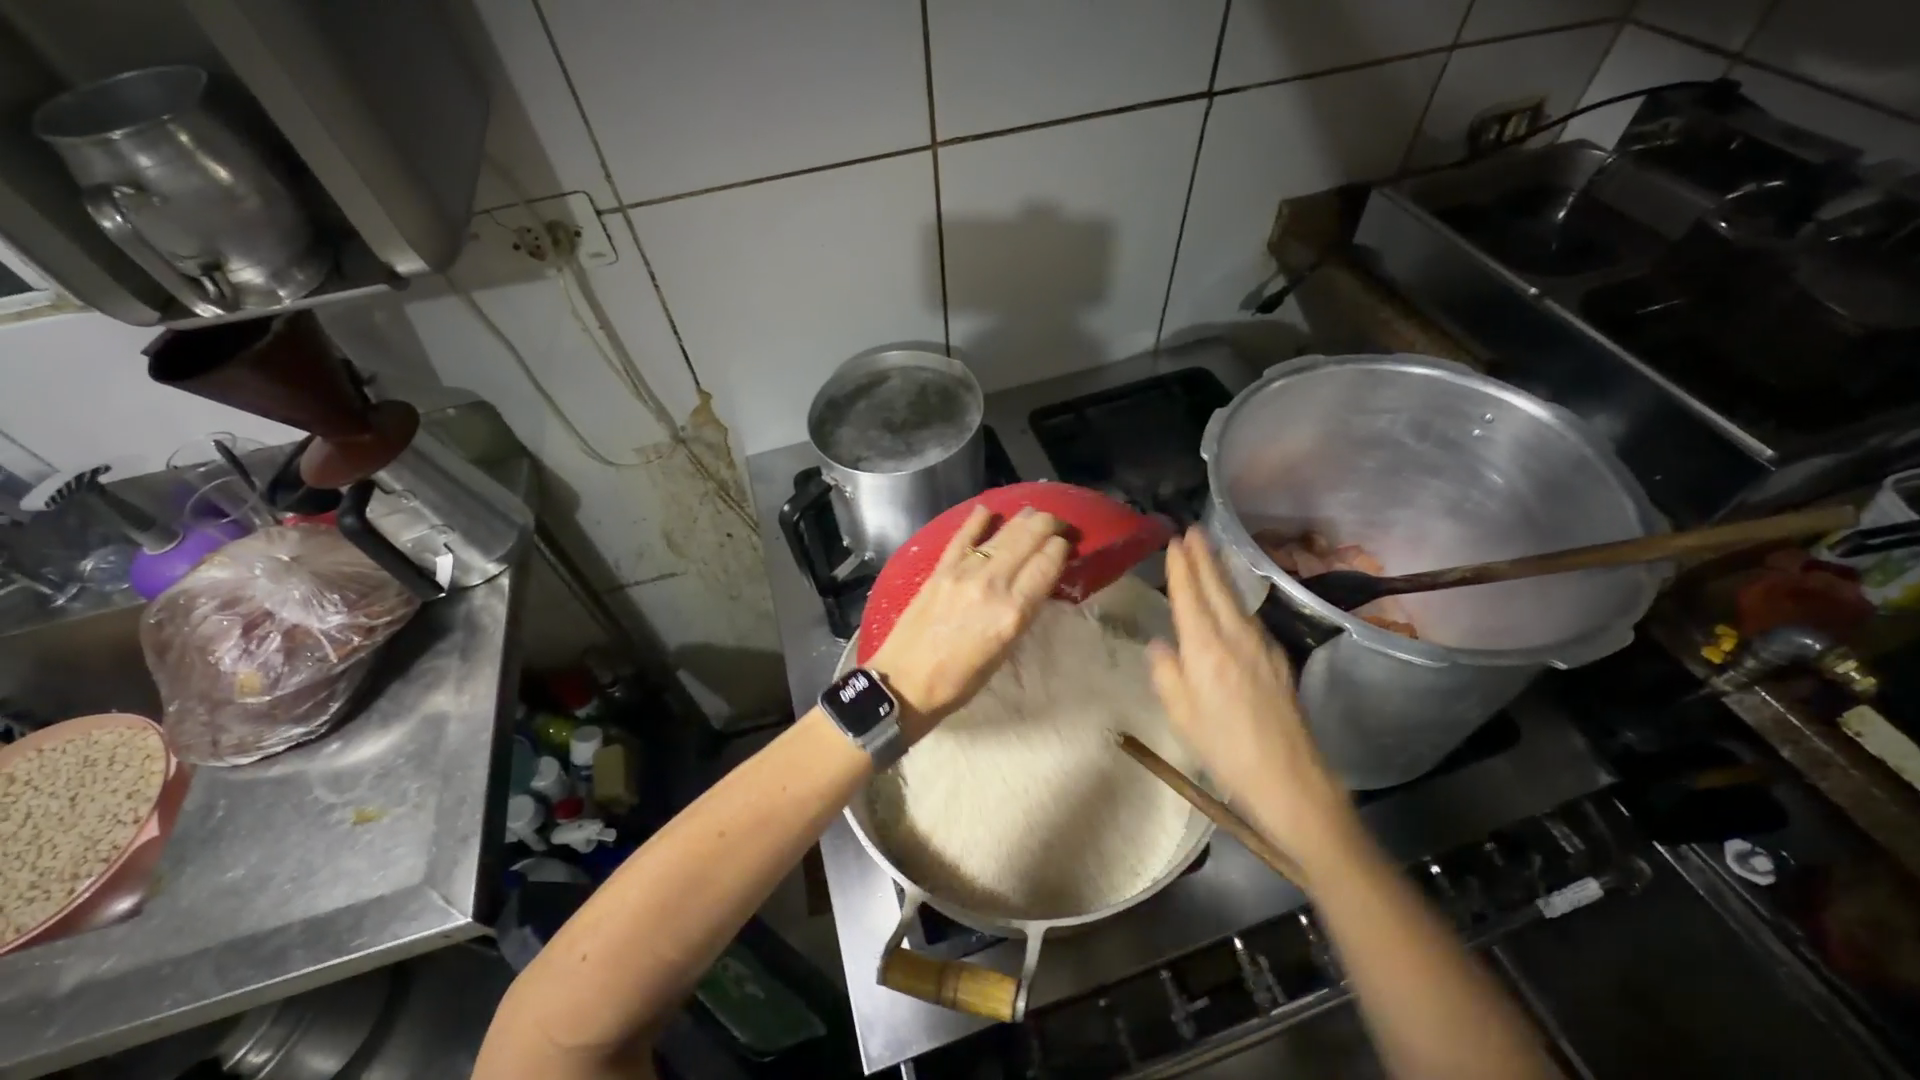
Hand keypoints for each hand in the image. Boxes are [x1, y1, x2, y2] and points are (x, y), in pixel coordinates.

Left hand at [867, 505, 1069, 740]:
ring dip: (1024, 518)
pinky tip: (989, 511)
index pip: (1049, 562)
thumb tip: (1036, 583)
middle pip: (1030, 536)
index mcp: (1014, 611)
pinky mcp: (940, 568)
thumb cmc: (960, 681)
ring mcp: (964, 572)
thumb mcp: (1005, 651)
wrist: (904, 683)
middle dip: (1050, 525)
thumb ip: (1022, 612)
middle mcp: (993, 584)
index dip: (1063, 547)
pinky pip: (964, 535)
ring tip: (1033, 516)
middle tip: (1057, 526)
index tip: (1067, 545)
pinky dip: (979, 519)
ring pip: (1004, 530)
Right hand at [1148, 528, 1355, 861]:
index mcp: (1206, 649)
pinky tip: (1232, 604)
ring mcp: (1262, 647)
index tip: (1175, 542)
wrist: (1289, 777)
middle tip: (1193, 531)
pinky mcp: (1278, 661)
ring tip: (1210, 555)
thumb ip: (1167, 673)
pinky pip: (1250, 620)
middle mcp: (1236, 638)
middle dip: (1204, 558)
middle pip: (1218, 589)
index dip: (1181, 568)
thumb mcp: (1181, 715)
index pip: (1190, 596)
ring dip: (1221, 575)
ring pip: (1237, 601)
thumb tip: (1162, 644)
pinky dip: (1236, 602)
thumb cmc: (1224, 749)